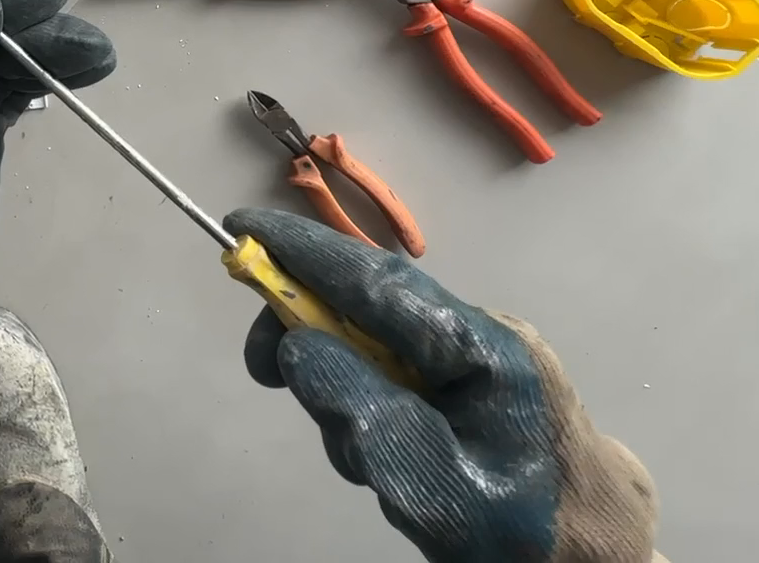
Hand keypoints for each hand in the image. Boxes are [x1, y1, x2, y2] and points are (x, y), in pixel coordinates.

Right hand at [225, 208, 659, 562]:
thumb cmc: (520, 531)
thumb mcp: (431, 485)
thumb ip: (358, 410)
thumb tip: (293, 345)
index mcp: (482, 347)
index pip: (371, 279)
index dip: (299, 248)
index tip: (238, 226)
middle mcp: (477, 330)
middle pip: (361, 299)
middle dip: (302, 325)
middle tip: (259, 369)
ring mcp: (473, 348)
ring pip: (367, 332)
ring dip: (335, 376)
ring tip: (351, 448)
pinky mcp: (463, 370)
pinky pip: (385, 358)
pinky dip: (358, 391)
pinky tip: (376, 442)